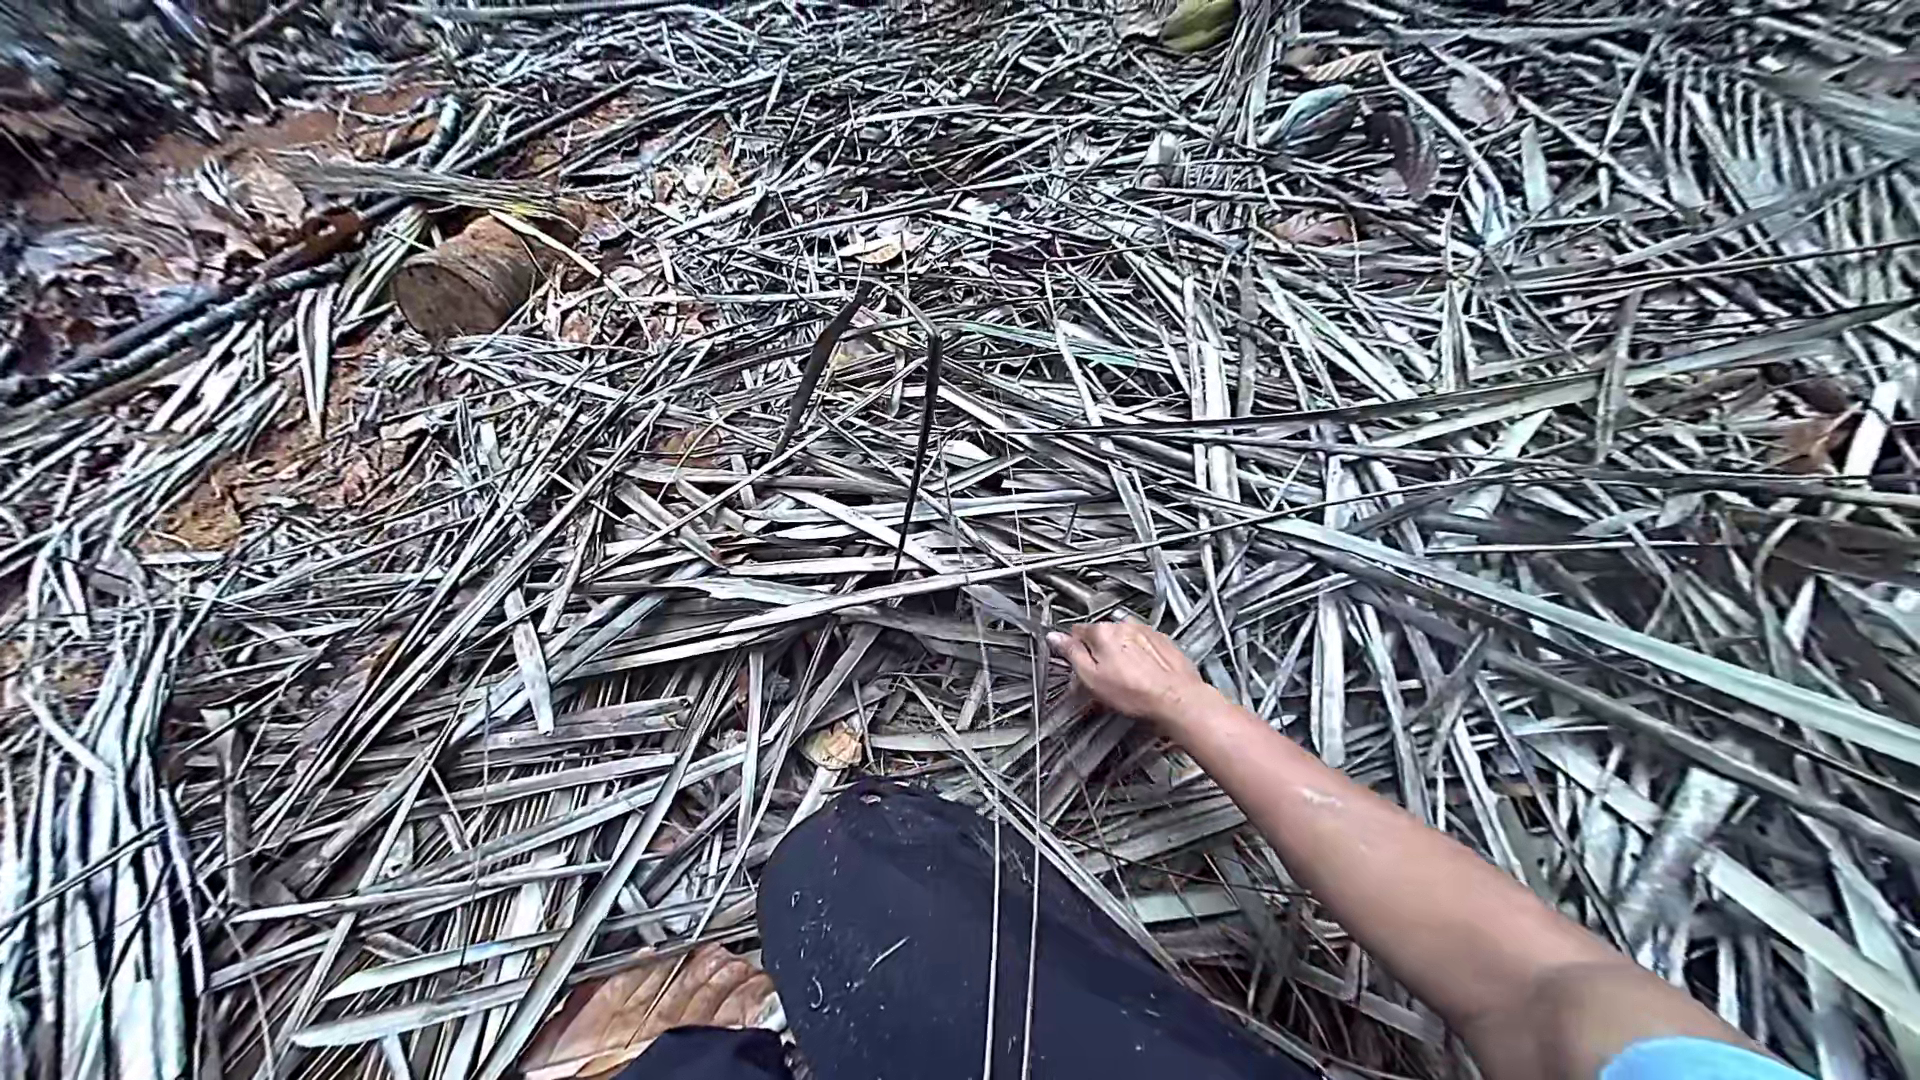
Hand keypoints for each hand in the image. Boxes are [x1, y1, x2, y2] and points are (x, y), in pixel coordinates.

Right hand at [1047, 621, 1222, 726]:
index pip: (1076, 632)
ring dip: (1121, 654)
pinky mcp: (1162, 641)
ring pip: (1122, 640)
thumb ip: (1071, 653)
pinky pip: (1142, 645)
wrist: (1177, 698)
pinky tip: (1143, 676)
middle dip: (1099, 654)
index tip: (1080, 665)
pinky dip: (1140, 657)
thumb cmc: (1137, 693)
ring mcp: (1144, 631)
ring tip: (1127, 680)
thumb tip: (1055, 638)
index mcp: (1101, 632)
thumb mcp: (1091, 678)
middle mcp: (1123, 625)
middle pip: (1100, 636)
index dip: (1075, 650)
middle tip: (1104, 678)